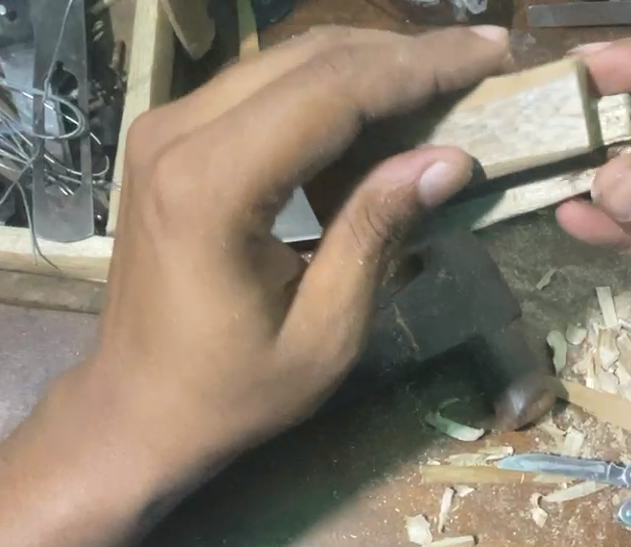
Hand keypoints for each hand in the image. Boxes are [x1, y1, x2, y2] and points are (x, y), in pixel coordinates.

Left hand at [64, 26, 511, 493]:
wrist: (142, 409)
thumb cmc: (236, 393)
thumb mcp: (325, 333)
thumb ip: (376, 235)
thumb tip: (448, 161)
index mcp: (213, 188)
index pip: (331, 91)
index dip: (418, 68)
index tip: (488, 56)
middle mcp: (176, 133)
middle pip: (307, 57)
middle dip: (402, 54)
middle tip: (478, 59)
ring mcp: (165, 130)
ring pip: (283, 62)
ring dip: (367, 66)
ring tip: (441, 82)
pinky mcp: (170, 142)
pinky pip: (260, 93)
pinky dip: (326, 95)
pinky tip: (377, 117)